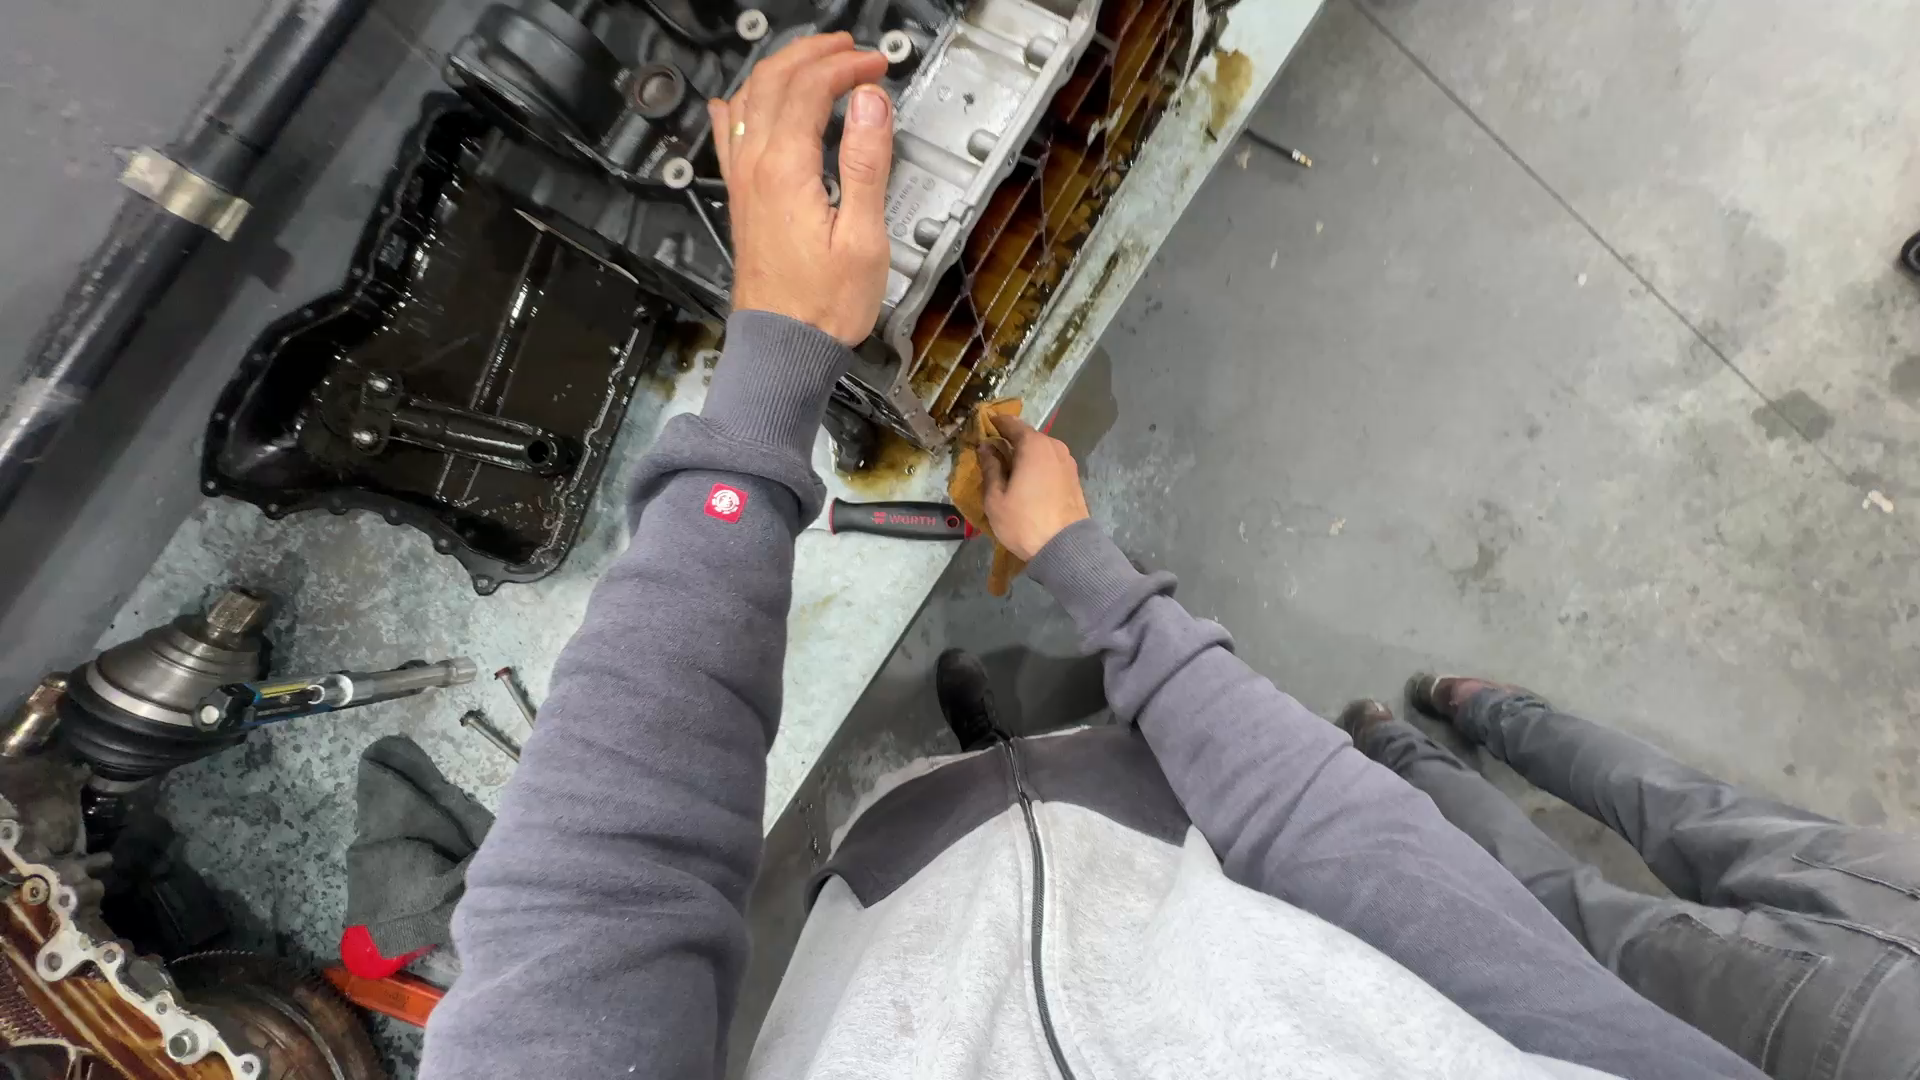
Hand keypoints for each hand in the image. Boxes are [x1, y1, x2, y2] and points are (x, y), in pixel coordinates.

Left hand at [708, 35, 892, 345]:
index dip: (846, 67)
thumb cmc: (823, 306)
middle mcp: (755, 170)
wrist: (785, 346)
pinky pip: (728, 138)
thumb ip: (866, 165)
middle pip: (774, 81)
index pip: (810, 90)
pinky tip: (739, 103)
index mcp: (787, 171)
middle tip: (850, 51)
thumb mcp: (863, 239)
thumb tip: (869, 103)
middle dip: (814, 55)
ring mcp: (743, 185)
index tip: (875, 67)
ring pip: (748, 100)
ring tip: (811, 62)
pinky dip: (739, 106)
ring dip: (780, 70)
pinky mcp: (743, 203)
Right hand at [978, 416, 1090, 560]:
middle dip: (1009, 442)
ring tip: (1008, 471)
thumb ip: (990, 467)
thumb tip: (985, 447)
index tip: (981, 427)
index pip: (1010, 423)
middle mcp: (1053, 446)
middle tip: (991, 454)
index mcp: (1033, 445)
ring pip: (1040, 451)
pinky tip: (1027, 481)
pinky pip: (1050, 463)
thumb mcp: (996, 498)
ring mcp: (1067, 461)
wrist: (1065, 547)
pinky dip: (1037, 466)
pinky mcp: (1073, 477)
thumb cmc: (1024, 522)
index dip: (994, 423)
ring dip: (1024, 456)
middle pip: (1027, 437)